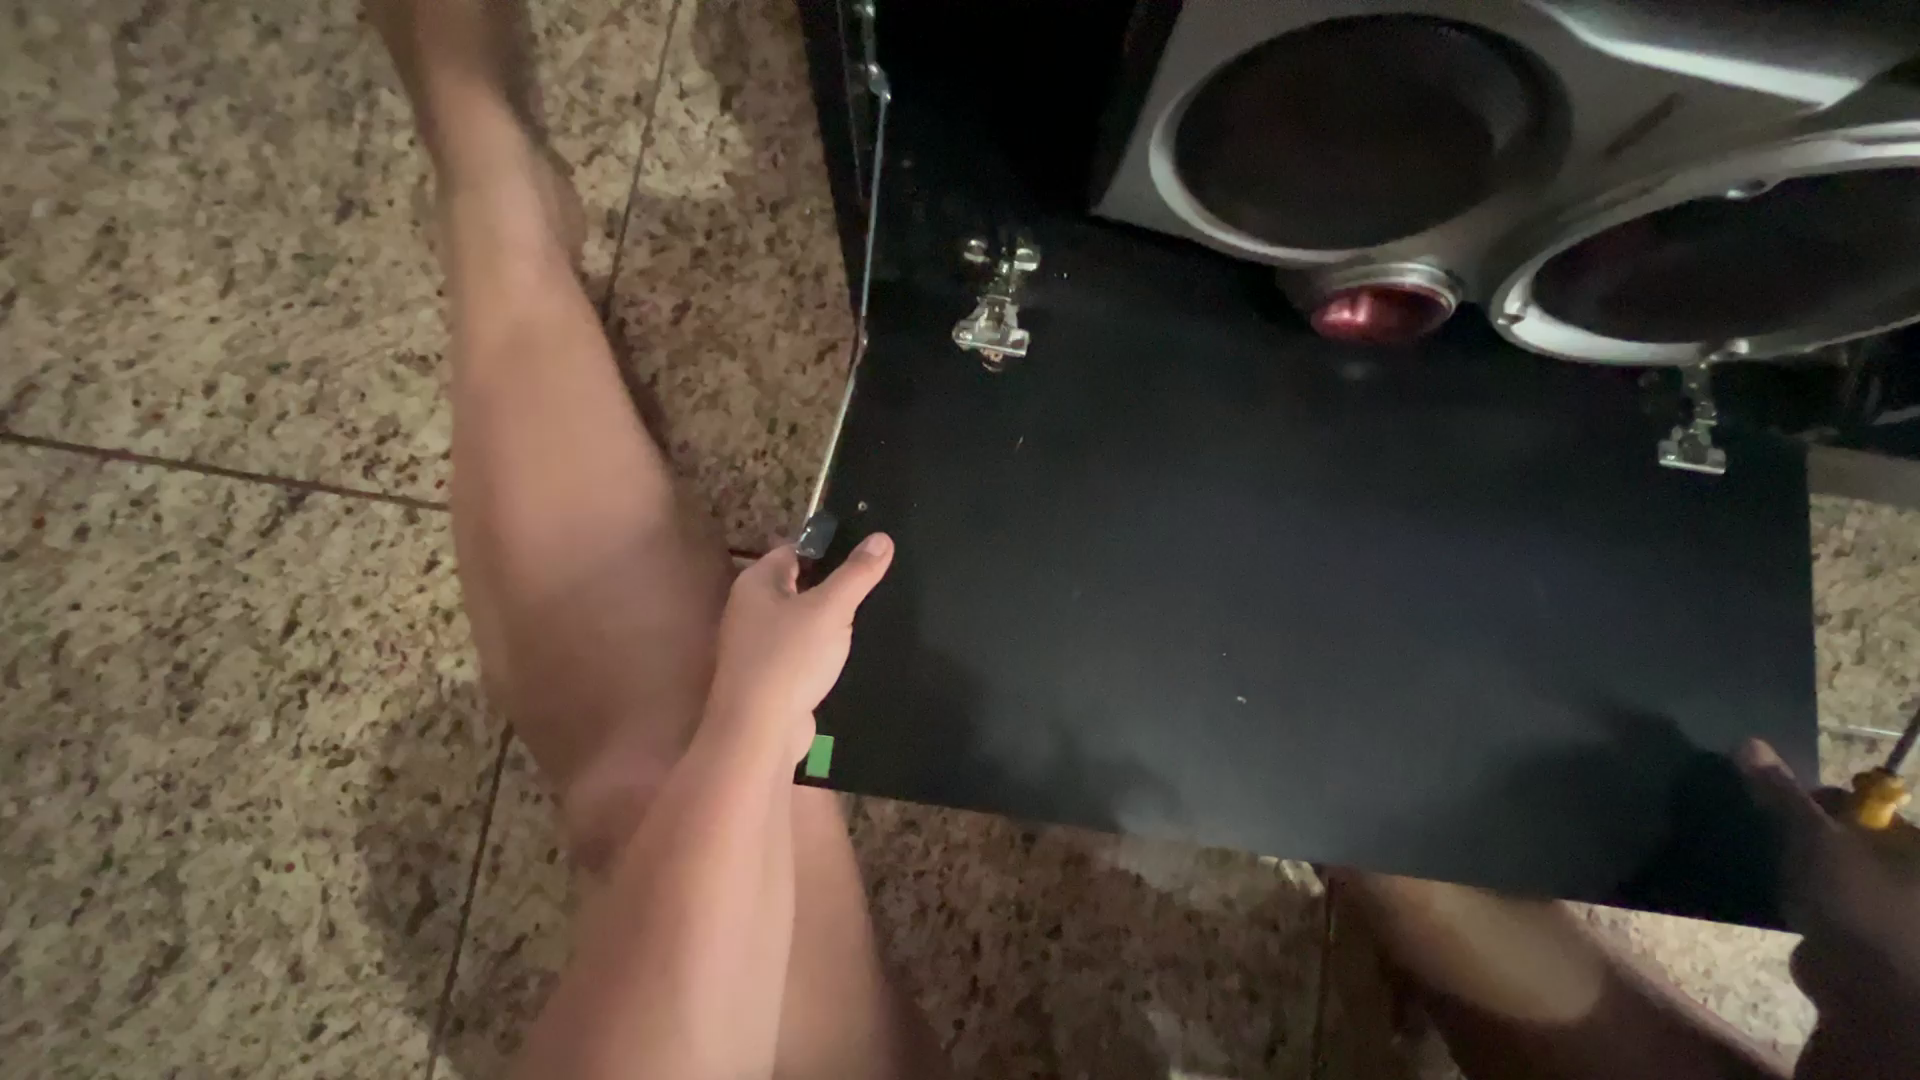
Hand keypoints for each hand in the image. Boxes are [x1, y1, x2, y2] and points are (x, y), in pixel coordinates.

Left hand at [706, 532, 894, 751]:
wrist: (759, 732)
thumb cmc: (789, 658)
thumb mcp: (831, 609)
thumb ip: (857, 573)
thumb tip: (882, 537)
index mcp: (757, 583)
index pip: (795, 549)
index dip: (829, 549)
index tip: (866, 555)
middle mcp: (751, 609)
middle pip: (799, 585)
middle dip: (834, 587)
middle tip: (874, 586)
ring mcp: (758, 645)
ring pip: (803, 620)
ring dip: (830, 622)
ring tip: (868, 618)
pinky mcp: (770, 675)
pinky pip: (801, 651)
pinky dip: (822, 651)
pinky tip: (847, 655)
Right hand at [1737, 739, 1919, 1079]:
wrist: (1872, 990)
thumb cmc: (1858, 903)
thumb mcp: (1813, 837)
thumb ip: (1781, 792)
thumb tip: (1749, 742)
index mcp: (1915, 846)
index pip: (1861, 803)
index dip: (1815, 799)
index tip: (1777, 806)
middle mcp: (1912, 872)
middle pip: (1845, 832)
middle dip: (1802, 830)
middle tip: (1767, 833)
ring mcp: (1893, 905)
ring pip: (1832, 864)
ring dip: (1797, 861)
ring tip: (1767, 863)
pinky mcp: (1867, 932)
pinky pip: (1827, 896)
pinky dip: (1801, 892)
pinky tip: (1779, 894)